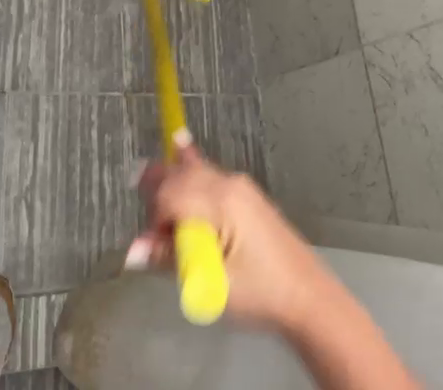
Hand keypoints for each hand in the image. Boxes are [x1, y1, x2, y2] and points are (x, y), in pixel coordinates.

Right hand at [125, 133, 345, 336]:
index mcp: (219, 202)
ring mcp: (240, 186)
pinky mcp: (247, 195)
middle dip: (158, 197)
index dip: (155, 222)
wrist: (309, 299)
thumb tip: (133, 253)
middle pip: (179, 177)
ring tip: (145, 176)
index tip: (157, 250)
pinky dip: (190, 163)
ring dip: (171, 180)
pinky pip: (209, 173)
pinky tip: (180, 144)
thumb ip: (171, 262)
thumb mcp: (210, 285)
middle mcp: (228, 184)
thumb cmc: (260, 294)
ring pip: (193, 172)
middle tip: (151, 226)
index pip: (168, 195)